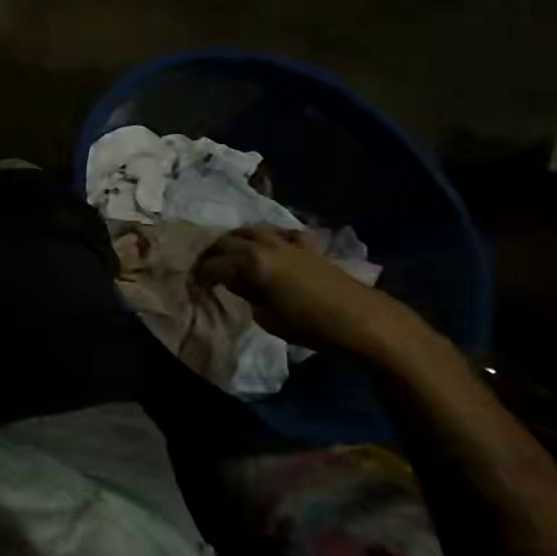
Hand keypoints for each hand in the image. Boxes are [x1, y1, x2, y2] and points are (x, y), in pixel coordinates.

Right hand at [196, 226, 441, 362]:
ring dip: (235, 239)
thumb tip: (235, 284)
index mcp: (249, 263)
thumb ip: (246, 293)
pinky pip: (280, 232)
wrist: (364, 322)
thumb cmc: (309, 325)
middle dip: (212, 253)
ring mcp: (287, 243)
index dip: (199, 275)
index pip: (212, 265)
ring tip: (229, 252)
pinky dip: (268, 236)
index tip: (192, 285)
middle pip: (227, 241)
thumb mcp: (266, 316)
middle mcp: (264, 245)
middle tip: (205, 267)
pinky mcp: (306, 247)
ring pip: (251, 230)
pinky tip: (267, 245)